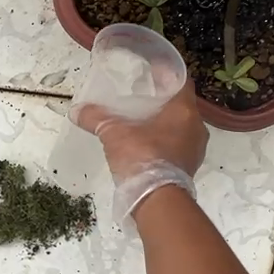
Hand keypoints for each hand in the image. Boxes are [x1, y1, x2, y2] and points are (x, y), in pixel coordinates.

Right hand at [74, 82, 207, 217]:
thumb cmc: (141, 157)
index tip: (151, 73)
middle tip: (142, 98)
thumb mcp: (114, 134)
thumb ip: (96, 119)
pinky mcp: (190, 166)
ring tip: (142, 122)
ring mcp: (196, 149)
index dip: (167, 74)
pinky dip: (166, 141)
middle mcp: (197, 126)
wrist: (157, 200)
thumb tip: (76, 110)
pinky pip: (179, 146)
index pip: (181, 81)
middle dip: (162, 101)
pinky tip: (147, 145)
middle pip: (181, 105)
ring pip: (181, 127)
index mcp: (184, 110)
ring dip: (164, 123)